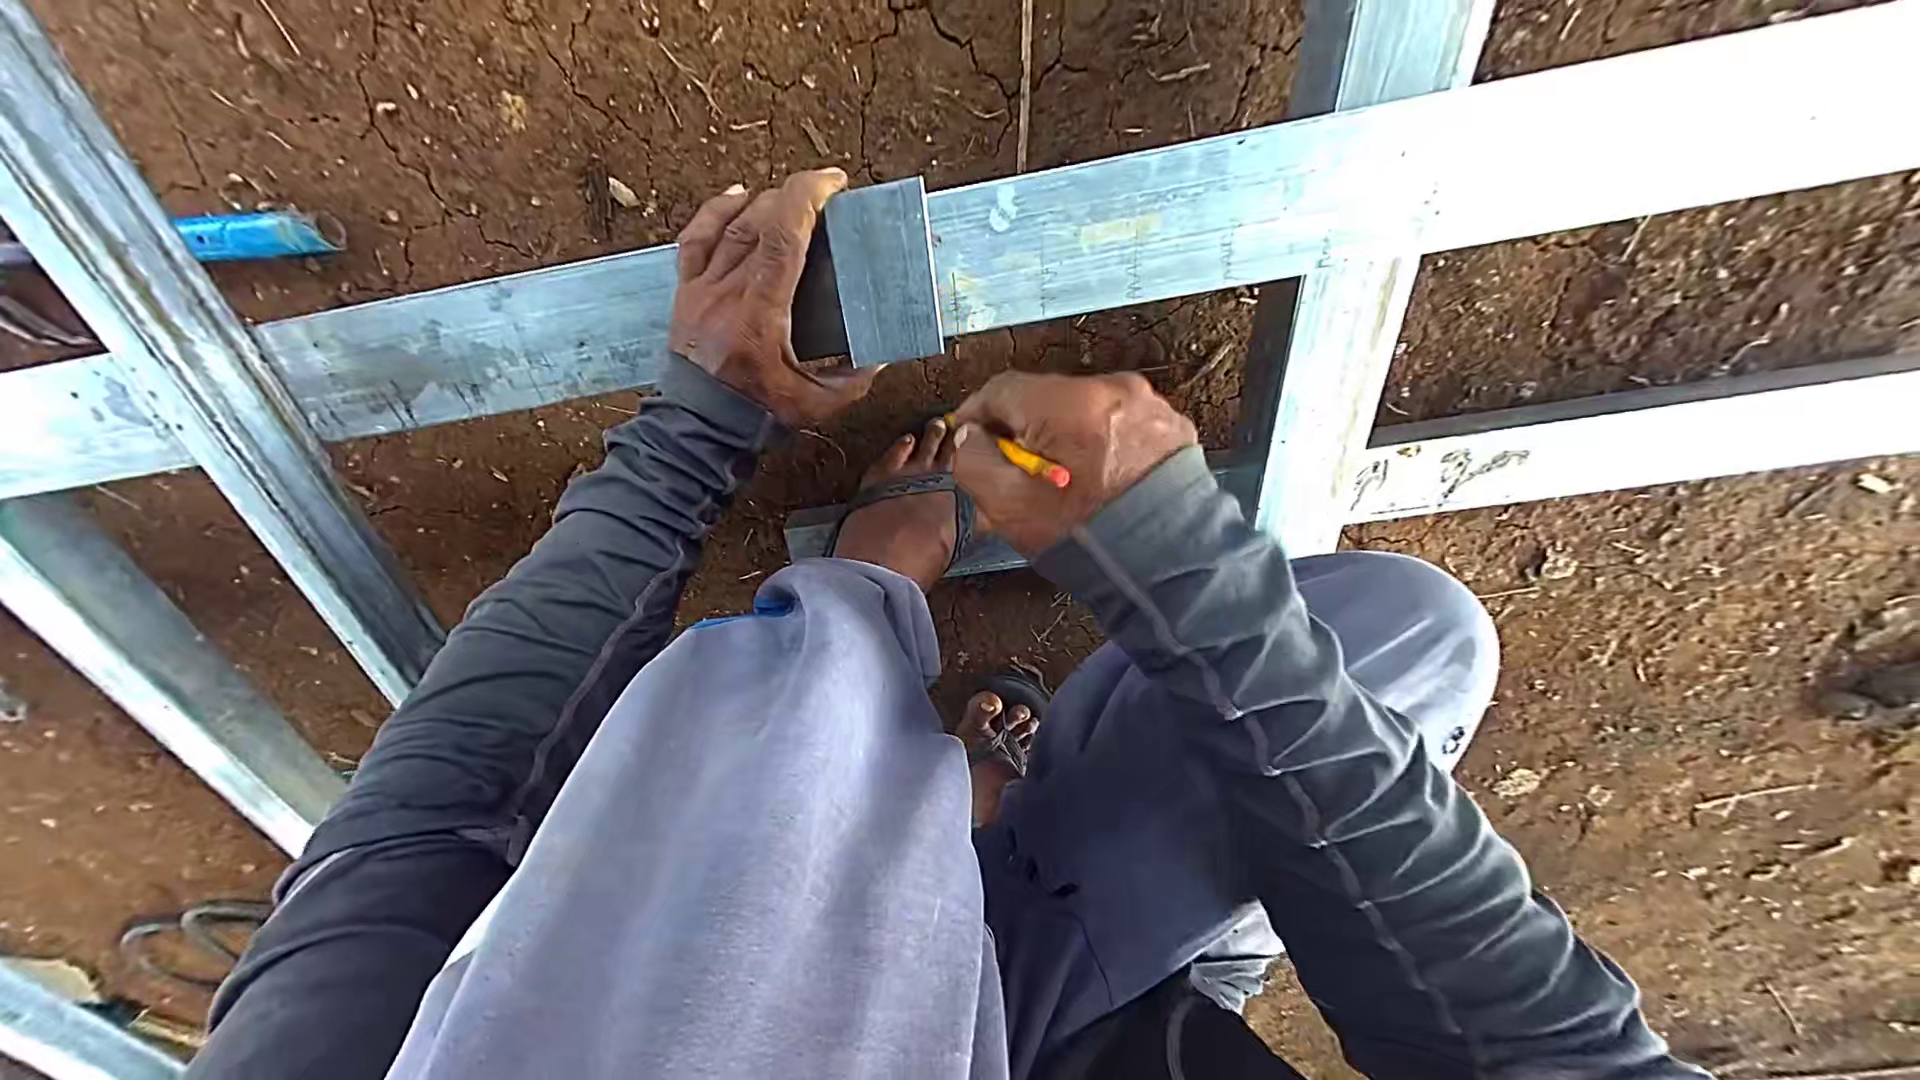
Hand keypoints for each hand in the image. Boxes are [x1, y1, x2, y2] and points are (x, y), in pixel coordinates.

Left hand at [669, 169, 876, 426]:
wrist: (700, 427)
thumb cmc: (756, 414)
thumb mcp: (817, 403)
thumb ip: (852, 380)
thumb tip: (879, 357)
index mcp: (761, 315)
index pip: (782, 238)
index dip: (807, 199)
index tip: (833, 183)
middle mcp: (728, 292)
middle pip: (759, 222)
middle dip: (794, 197)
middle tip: (826, 197)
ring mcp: (702, 289)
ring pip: (731, 225)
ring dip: (765, 202)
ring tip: (792, 197)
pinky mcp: (687, 292)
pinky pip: (696, 238)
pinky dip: (716, 210)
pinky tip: (738, 195)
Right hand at [950, 371, 1197, 553]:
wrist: (1173, 569)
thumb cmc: (1092, 540)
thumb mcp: (1009, 506)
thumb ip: (974, 460)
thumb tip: (971, 434)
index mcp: (1068, 404)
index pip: (1002, 389)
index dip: (976, 414)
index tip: (969, 436)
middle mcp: (1111, 391)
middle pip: (1043, 400)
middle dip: (1022, 432)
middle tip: (1014, 474)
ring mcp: (1145, 407)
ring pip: (1080, 413)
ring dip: (1061, 440)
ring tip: (1061, 486)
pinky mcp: (1168, 426)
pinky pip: (1116, 427)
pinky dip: (1098, 446)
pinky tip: (1096, 483)